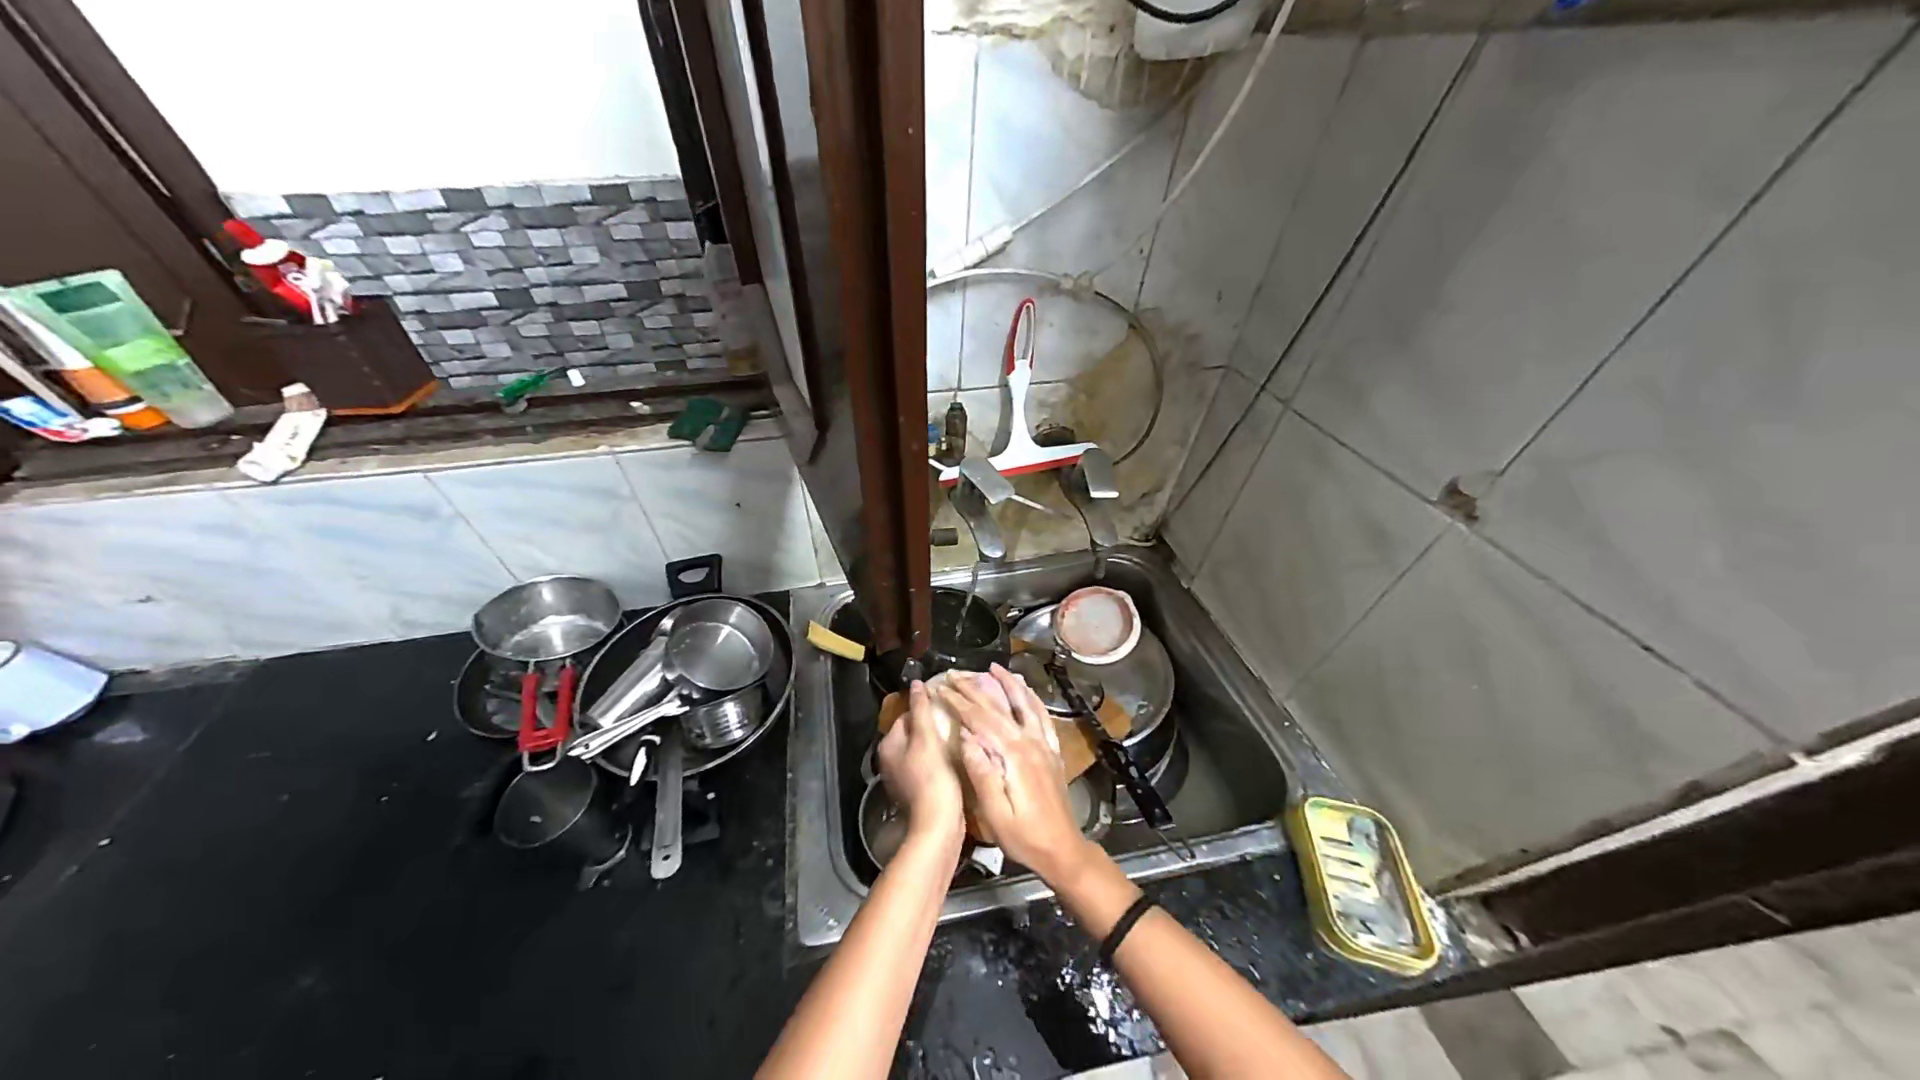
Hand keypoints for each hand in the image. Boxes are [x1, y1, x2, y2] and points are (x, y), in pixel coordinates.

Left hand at [877, 680, 964, 843]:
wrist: (939, 823)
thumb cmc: (932, 776)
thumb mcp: (927, 737)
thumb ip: (920, 709)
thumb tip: (915, 683)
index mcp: (888, 745)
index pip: (905, 715)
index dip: (924, 710)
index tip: (944, 709)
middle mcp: (889, 760)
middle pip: (913, 733)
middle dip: (931, 727)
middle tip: (952, 723)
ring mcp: (902, 777)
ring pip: (920, 750)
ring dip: (936, 745)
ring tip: (956, 740)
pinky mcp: (917, 791)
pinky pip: (927, 767)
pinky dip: (938, 762)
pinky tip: (954, 761)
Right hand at [941, 664, 1092, 882]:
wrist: (1063, 850)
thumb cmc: (1025, 837)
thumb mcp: (996, 814)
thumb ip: (982, 774)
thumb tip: (966, 738)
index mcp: (1015, 756)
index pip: (982, 720)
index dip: (959, 702)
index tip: (940, 688)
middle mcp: (1032, 743)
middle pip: (1000, 707)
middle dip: (975, 688)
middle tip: (955, 674)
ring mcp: (1045, 746)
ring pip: (1026, 704)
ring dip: (1009, 684)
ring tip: (995, 668)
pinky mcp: (1053, 752)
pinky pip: (1043, 716)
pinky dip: (1033, 699)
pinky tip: (1026, 693)